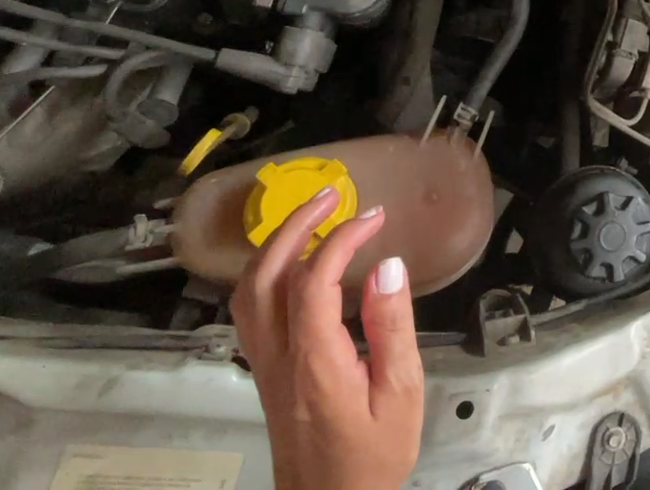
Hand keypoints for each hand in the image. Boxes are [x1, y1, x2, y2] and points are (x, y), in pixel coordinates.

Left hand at [232, 188, 423, 489]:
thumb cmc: (374, 455)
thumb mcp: (401, 394)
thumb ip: (392, 328)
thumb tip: (387, 267)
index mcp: (314, 362)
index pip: (314, 282)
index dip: (341, 240)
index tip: (375, 218)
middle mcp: (278, 358)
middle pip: (265, 277)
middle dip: (295, 226)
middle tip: (333, 195)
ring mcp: (264, 365)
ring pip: (247, 292)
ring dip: (275, 244)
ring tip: (313, 215)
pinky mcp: (265, 372)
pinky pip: (251, 308)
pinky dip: (268, 270)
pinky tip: (296, 260)